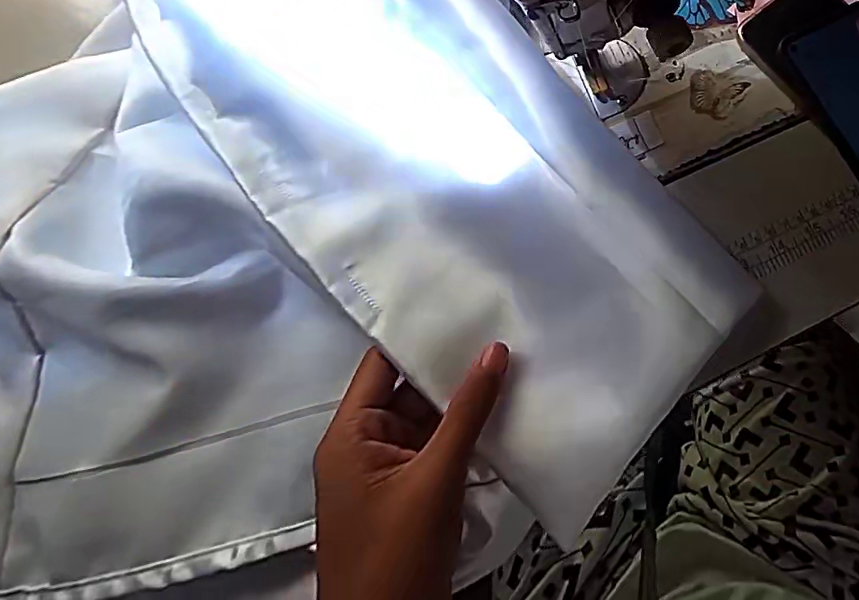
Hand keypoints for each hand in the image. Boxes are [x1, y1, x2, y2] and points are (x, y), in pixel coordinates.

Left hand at [314, 343, 508, 599]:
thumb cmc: (396, 558)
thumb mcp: (435, 478)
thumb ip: (467, 411)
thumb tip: (495, 349)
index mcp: (351, 436)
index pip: (382, 364)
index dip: (416, 331)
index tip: (457, 300)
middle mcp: (367, 444)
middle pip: (410, 386)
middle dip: (451, 360)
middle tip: (496, 320)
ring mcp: (393, 466)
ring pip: (431, 412)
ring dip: (465, 392)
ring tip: (508, 351)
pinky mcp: (416, 485)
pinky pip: (443, 439)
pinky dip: (469, 423)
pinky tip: (503, 399)